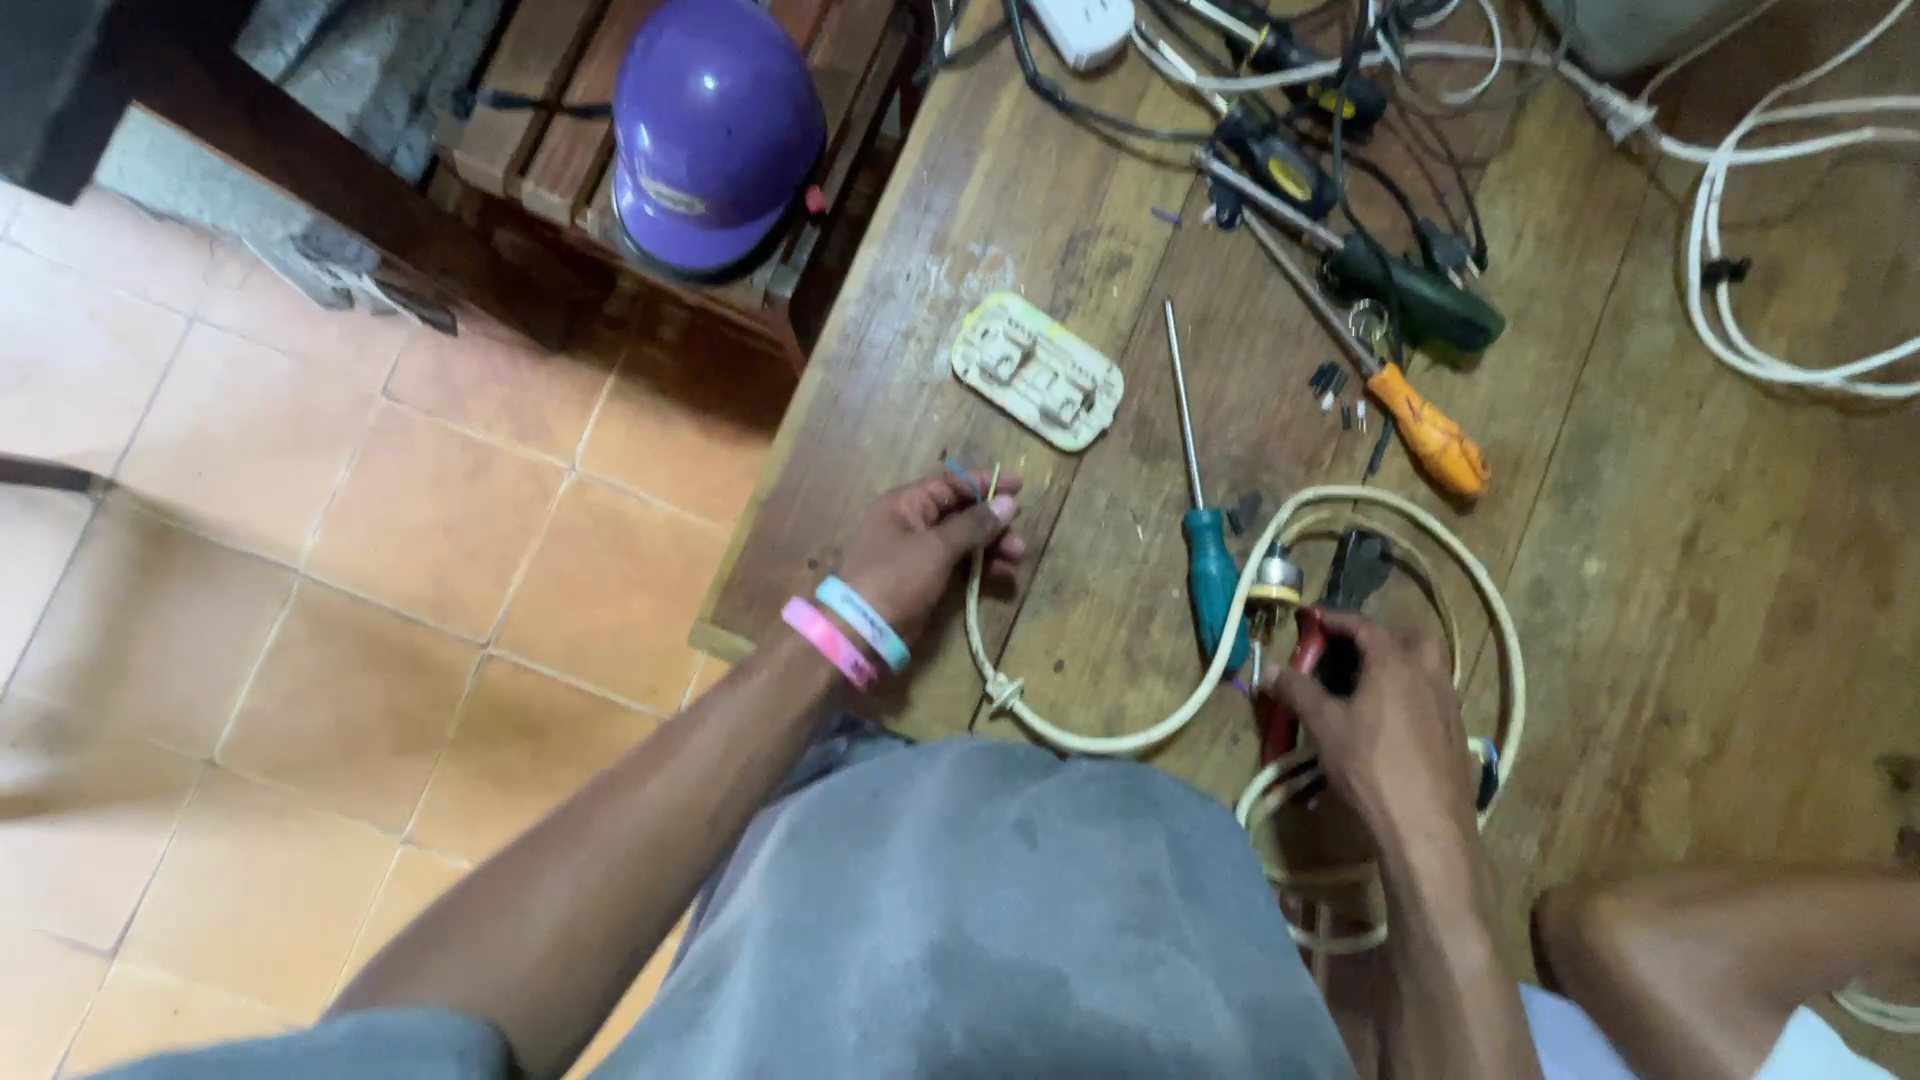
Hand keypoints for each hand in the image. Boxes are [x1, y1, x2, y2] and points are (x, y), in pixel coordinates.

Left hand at [836, 470, 1026, 644]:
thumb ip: (974, 524)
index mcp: (905, 504)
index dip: (985, 484)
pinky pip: (959, 565)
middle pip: (961, 513)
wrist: (863, 632)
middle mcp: (911, 523)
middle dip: (993, 523)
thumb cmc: (896, 578)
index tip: (1019, 486)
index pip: (951, 483)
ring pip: (963, 541)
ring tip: (1017, 558)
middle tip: (1019, 536)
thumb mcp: (936, 547)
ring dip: (992, 547)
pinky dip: (981, 568)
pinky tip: (1005, 575)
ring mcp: (919, 553)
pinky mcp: (926, 579)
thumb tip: (1008, 502)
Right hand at [1260, 611, 1473, 840]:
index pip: (1365, 626)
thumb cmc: (1370, 765)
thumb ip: (1297, 691)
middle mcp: (1428, 676)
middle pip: (1412, 637)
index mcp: (1395, 665)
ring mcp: (1448, 706)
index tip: (1313, 619)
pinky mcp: (1456, 735)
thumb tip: (1269, 669)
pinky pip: (1433, 696)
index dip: (1336, 618)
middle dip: (1381, 635)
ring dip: (1399, 663)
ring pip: (1428, 667)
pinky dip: (1410, 692)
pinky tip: (1387, 720)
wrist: (1426, 826)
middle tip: (1351, 650)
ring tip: (1365, 684)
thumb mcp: (1323, 725)